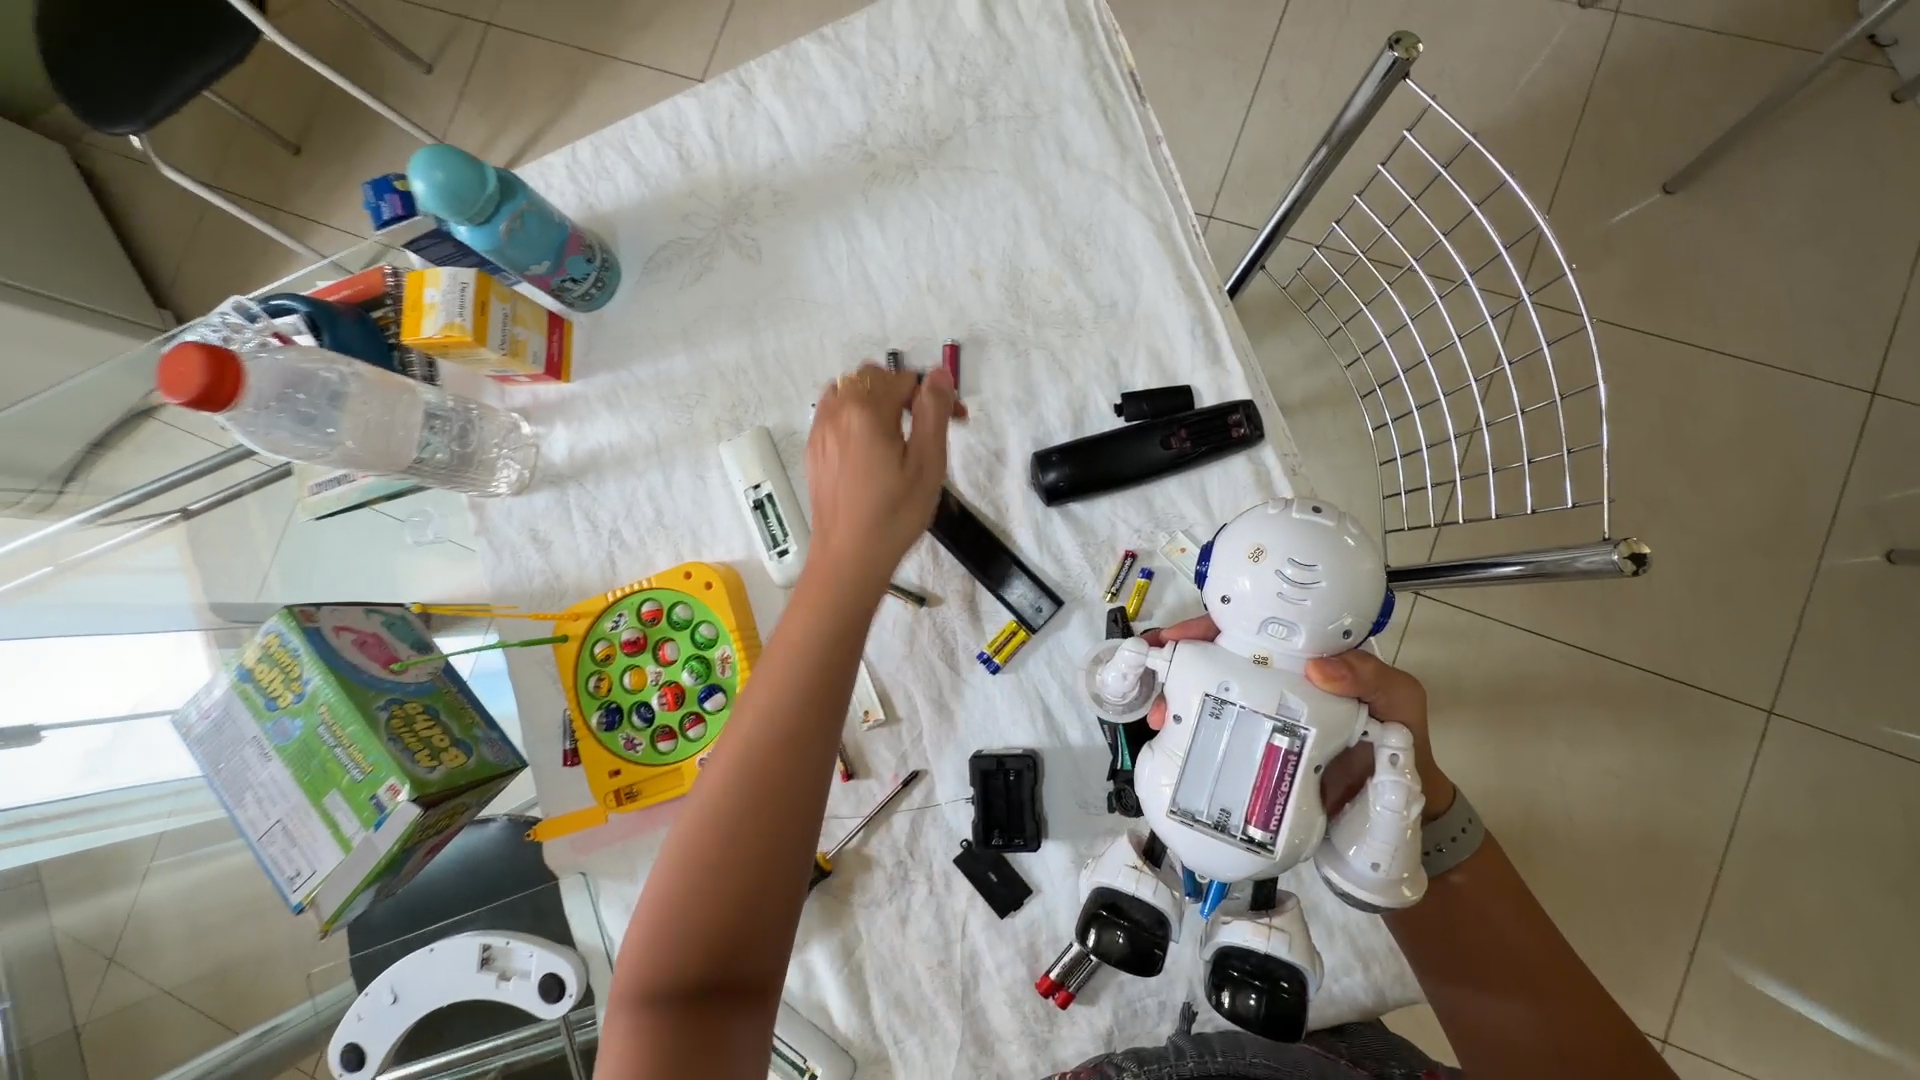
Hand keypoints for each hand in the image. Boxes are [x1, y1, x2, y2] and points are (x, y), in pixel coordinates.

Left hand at [806, 363, 963, 585]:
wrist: (849, 557)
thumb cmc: (896, 514)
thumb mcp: (928, 464)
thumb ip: (934, 412)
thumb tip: (939, 373)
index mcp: (867, 412)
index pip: (904, 379)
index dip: (932, 393)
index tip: (953, 419)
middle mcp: (837, 412)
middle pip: (871, 376)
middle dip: (901, 389)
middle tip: (925, 422)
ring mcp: (820, 430)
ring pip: (847, 389)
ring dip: (873, 397)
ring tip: (895, 428)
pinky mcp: (813, 449)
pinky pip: (831, 411)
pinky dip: (852, 412)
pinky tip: (868, 442)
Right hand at [1141, 613, 1452, 819]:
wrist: (1402, 812)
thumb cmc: (1401, 743)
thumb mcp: (1397, 701)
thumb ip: (1371, 679)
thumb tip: (1318, 667)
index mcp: (1300, 660)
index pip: (1247, 631)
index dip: (1206, 627)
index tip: (1176, 636)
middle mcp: (1273, 685)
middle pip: (1213, 663)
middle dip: (1175, 663)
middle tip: (1153, 675)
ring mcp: (1260, 721)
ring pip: (1206, 700)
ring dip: (1173, 702)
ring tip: (1158, 718)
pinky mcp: (1252, 757)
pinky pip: (1215, 741)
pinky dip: (1188, 739)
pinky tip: (1171, 744)